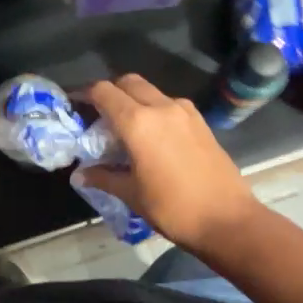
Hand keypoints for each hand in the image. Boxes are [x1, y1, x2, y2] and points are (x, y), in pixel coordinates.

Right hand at [76, 74, 263, 253]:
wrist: (227, 220)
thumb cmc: (172, 208)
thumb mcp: (131, 194)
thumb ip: (103, 177)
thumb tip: (80, 175)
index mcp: (138, 122)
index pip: (104, 92)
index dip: (85, 93)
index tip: (74, 103)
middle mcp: (161, 107)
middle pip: (128, 82)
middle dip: (110, 91)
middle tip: (99, 114)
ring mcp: (185, 113)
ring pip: (151, 92)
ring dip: (134, 100)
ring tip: (126, 127)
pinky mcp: (201, 123)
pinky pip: (170, 105)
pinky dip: (155, 110)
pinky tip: (153, 137)